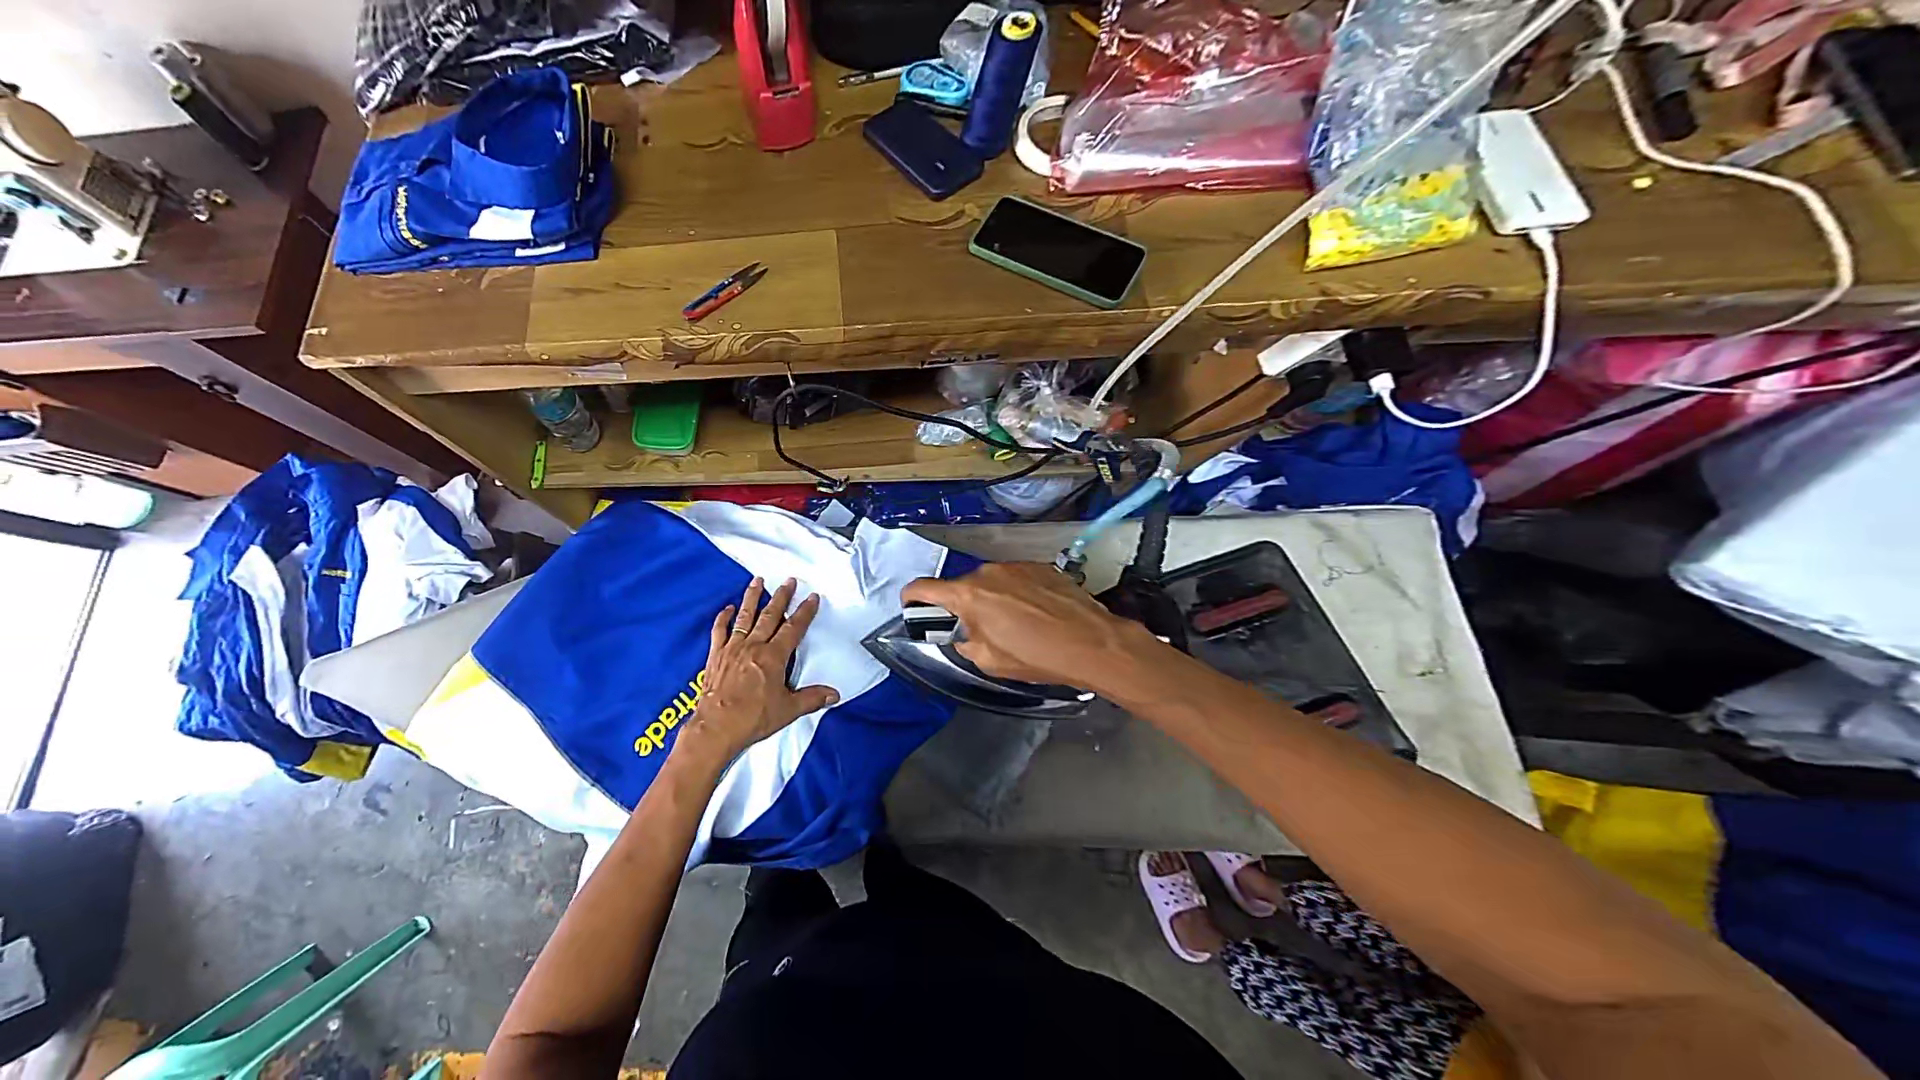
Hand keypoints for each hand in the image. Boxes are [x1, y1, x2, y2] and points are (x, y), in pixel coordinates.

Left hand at [673, 577, 838, 771]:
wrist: (717, 727)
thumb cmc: (752, 718)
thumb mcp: (789, 709)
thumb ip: (812, 698)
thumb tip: (832, 694)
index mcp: (773, 656)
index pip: (794, 628)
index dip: (805, 612)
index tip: (812, 598)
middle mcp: (753, 647)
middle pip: (770, 615)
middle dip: (782, 597)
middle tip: (789, 582)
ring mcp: (733, 649)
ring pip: (745, 617)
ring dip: (753, 598)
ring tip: (758, 581)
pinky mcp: (716, 656)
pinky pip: (719, 632)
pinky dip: (723, 619)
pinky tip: (727, 609)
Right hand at [900, 562, 1161, 691]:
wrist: (1092, 643)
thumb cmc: (1039, 656)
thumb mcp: (989, 661)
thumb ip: (964, 642)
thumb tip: (961, 633)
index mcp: (968, 595)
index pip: (923, 588)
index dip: (912, 598)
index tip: (912, 606)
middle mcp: (988, 572)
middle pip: (961, 585)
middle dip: (963, 605)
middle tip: (978, 630)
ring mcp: (1016, 566)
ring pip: (990, 581)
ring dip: (992, 598)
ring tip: (1015, 624)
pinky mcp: (1040, 566)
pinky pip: (1016, 578)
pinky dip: (1017, 593)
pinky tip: (1035, 614)